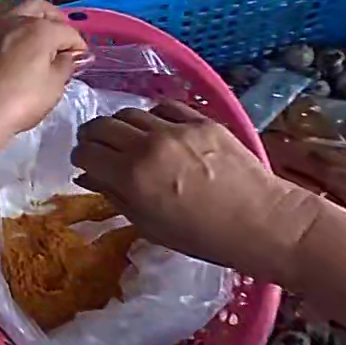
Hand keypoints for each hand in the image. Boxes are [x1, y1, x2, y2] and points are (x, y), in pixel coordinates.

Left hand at [0, 0, 86, 153]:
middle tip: (59, 38)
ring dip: (27, 23)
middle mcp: (12, 19)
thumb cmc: (16, 103)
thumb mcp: (52, 88)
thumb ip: (64, 66)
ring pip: (13, 14)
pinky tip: (7, 52)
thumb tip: (67, 55)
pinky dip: (6, 34)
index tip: (79, 57)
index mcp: (39, 29)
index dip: (78, 45)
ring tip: (34, 44)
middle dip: (54, 20)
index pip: (68, 31)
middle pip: (39, 8)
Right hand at [71, 101, 320, 279]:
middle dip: (92, 136)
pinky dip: (151, 117)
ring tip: (128, 137)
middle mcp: (146, 146)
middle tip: (98, 146)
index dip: (80, 157)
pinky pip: (163, 108)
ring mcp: (175, 130)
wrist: (265, 224)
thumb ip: (113, 195)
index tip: (85, 163)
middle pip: (100, 125)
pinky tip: (156, 129)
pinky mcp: (200, 121)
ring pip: (128, 112)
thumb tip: (88, 176)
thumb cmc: (203, 236)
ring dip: (120, 125)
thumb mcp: (148, 224)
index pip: (86, 152)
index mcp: (130, 176)